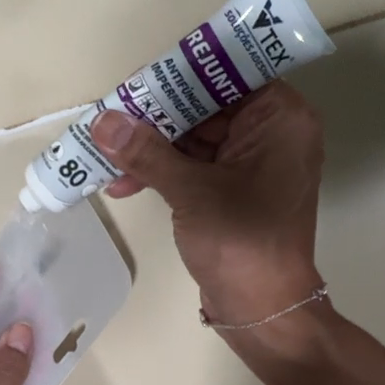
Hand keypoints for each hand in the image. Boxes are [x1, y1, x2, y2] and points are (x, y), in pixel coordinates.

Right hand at [91, 82, 325, 325]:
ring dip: (152, 149)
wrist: (261, 308)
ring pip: (195, 140)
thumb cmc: (240, 242)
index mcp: (280, 119)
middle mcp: (271, 134)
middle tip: (111, 121)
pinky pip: (194, 168)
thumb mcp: (191, 191)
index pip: (228, 76)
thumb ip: (147, 152)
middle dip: (157, 118)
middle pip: (207, 107)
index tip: (135, 84)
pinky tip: (123, 184)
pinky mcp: (234, 194)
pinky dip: (162, 174)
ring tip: (106, 158)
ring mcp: (252, 167)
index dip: (180, 77)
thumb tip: (104, 120)